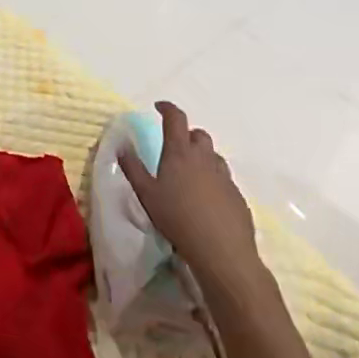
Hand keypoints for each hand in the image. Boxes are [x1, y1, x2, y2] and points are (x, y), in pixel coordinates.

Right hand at [118, 102, 257, 281]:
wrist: (221, 250)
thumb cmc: (177, 218)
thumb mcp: (146, 194)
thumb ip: (132, 168)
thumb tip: (121, 145)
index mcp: (180, 152)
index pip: (175, 118)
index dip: (167, 108)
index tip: (159, 107)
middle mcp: (204, 157)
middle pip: (198, 134)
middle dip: (186, 134)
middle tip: (174, 147)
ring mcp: (224, 175)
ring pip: (213, 156)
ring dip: (201, 157)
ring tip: (190, 174)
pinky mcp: (237, 194)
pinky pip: (223, 178)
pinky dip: (213, 179)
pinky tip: (206, 198)